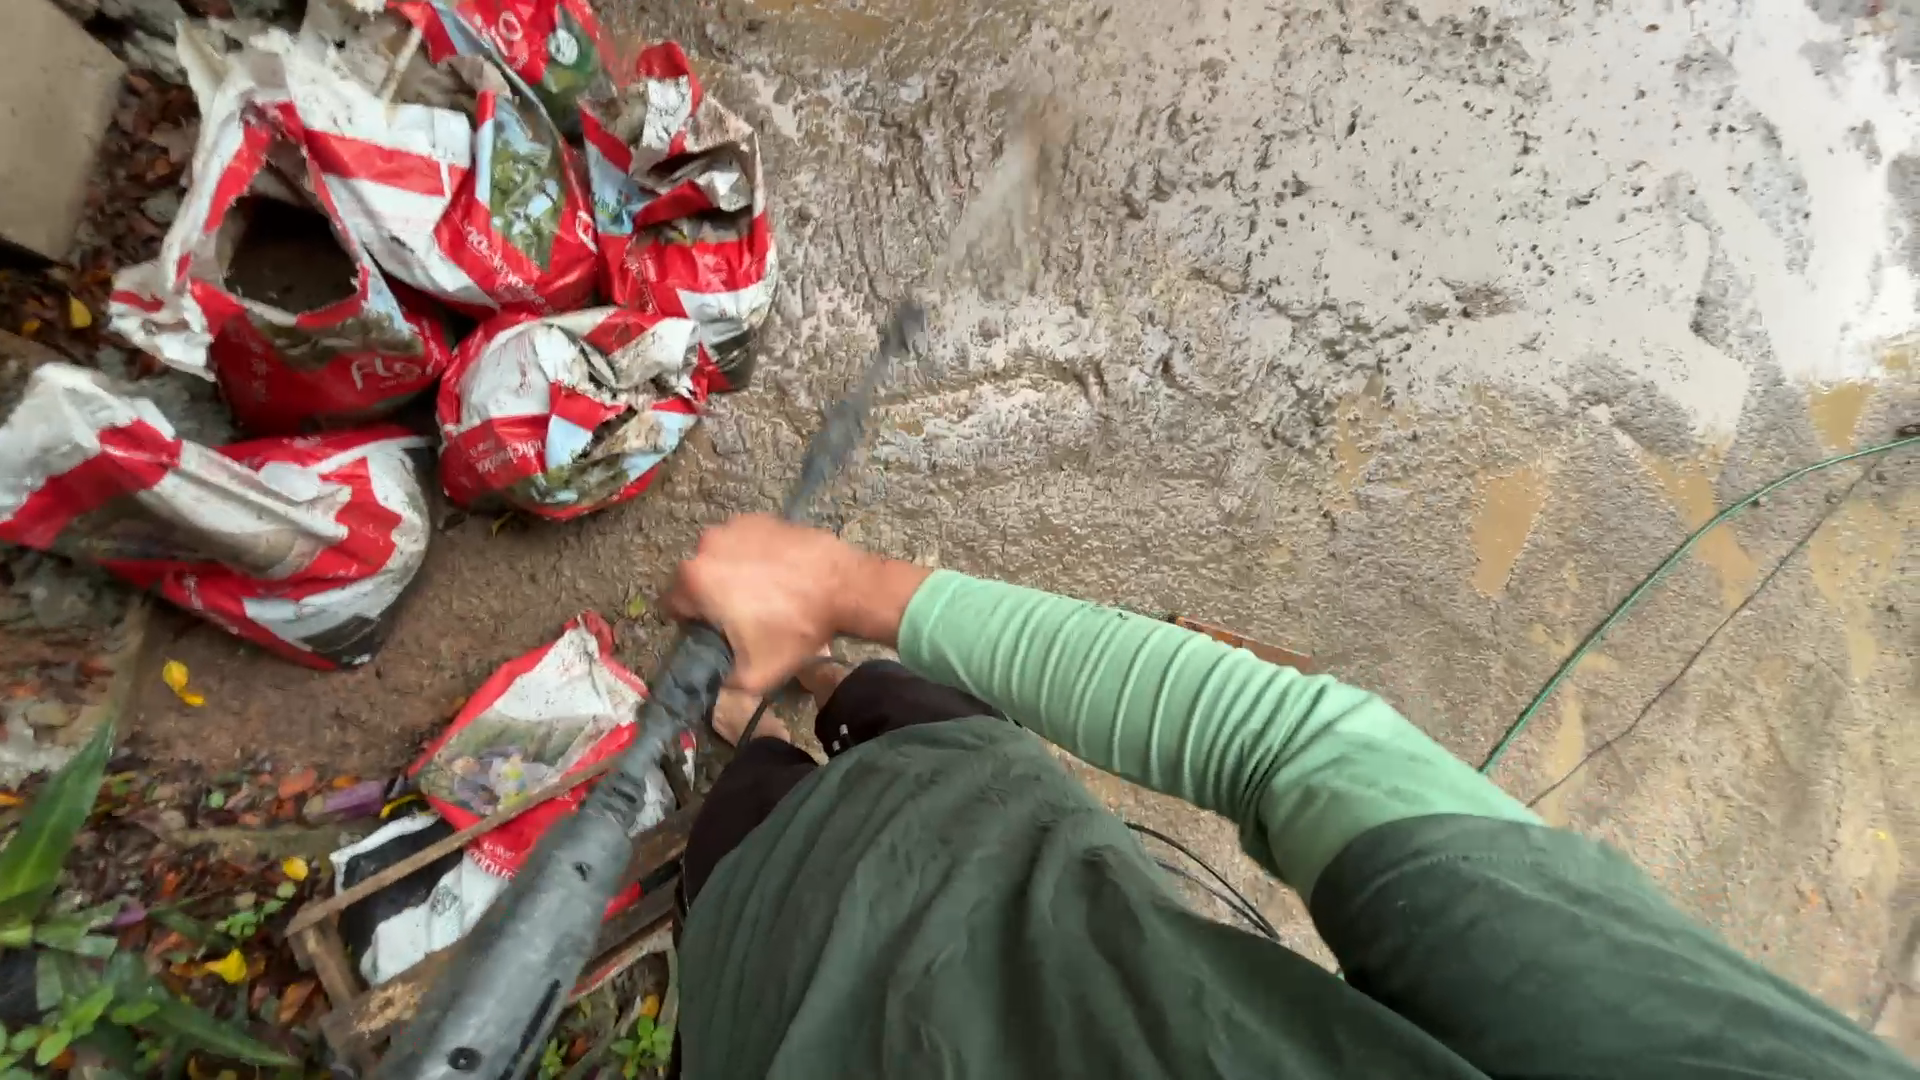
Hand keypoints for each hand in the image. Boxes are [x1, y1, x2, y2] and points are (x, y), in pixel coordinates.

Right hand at [661, 515, 930, 694]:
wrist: (844, 586)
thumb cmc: (796, 629)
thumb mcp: (754, 675)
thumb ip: (721, 682)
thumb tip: (713, 681)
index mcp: (694, 580)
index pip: (673, 606)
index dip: (693, 624)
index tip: (717, 633)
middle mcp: (707, 544)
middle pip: (696, 579)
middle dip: (713, 597)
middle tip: (745, 616)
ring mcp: (735, 526)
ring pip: (720, 558)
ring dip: (732, 574)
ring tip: (766, 594)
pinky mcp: (762, 518)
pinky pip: (745, 541)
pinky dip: (754, 555)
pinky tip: (778, 573)